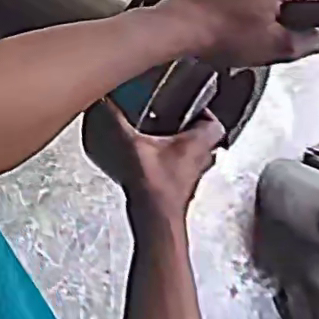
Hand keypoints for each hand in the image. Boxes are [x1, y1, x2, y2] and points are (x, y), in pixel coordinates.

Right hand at [91, 101, 223, 228]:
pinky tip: (151, 155)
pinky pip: (182, 166)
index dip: (205, 111)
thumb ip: (116, 118)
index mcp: (196, 145)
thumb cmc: (153, 182)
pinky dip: (171, 158)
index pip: (215, 125)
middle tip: (171, 113)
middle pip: (205, 139)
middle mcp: (199, 161)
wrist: (156, 219)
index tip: (189, 102)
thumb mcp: (130, 142)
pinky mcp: (180, 186)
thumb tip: (103, 99)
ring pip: (195, 154)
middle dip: (190, 125)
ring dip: (181, 143)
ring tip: (159, 131)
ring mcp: (191, 176)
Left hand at [163, 0, 318, 66]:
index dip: (310, 18)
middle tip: (270, 40)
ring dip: (251, 14)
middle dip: (278, 17)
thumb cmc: (221, 34)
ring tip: (241, 37)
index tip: (304, 33)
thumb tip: (318, 37)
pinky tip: (223, 29)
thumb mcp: (279, 47)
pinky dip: (228, 11)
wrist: (177, 29)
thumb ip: (309, 41)